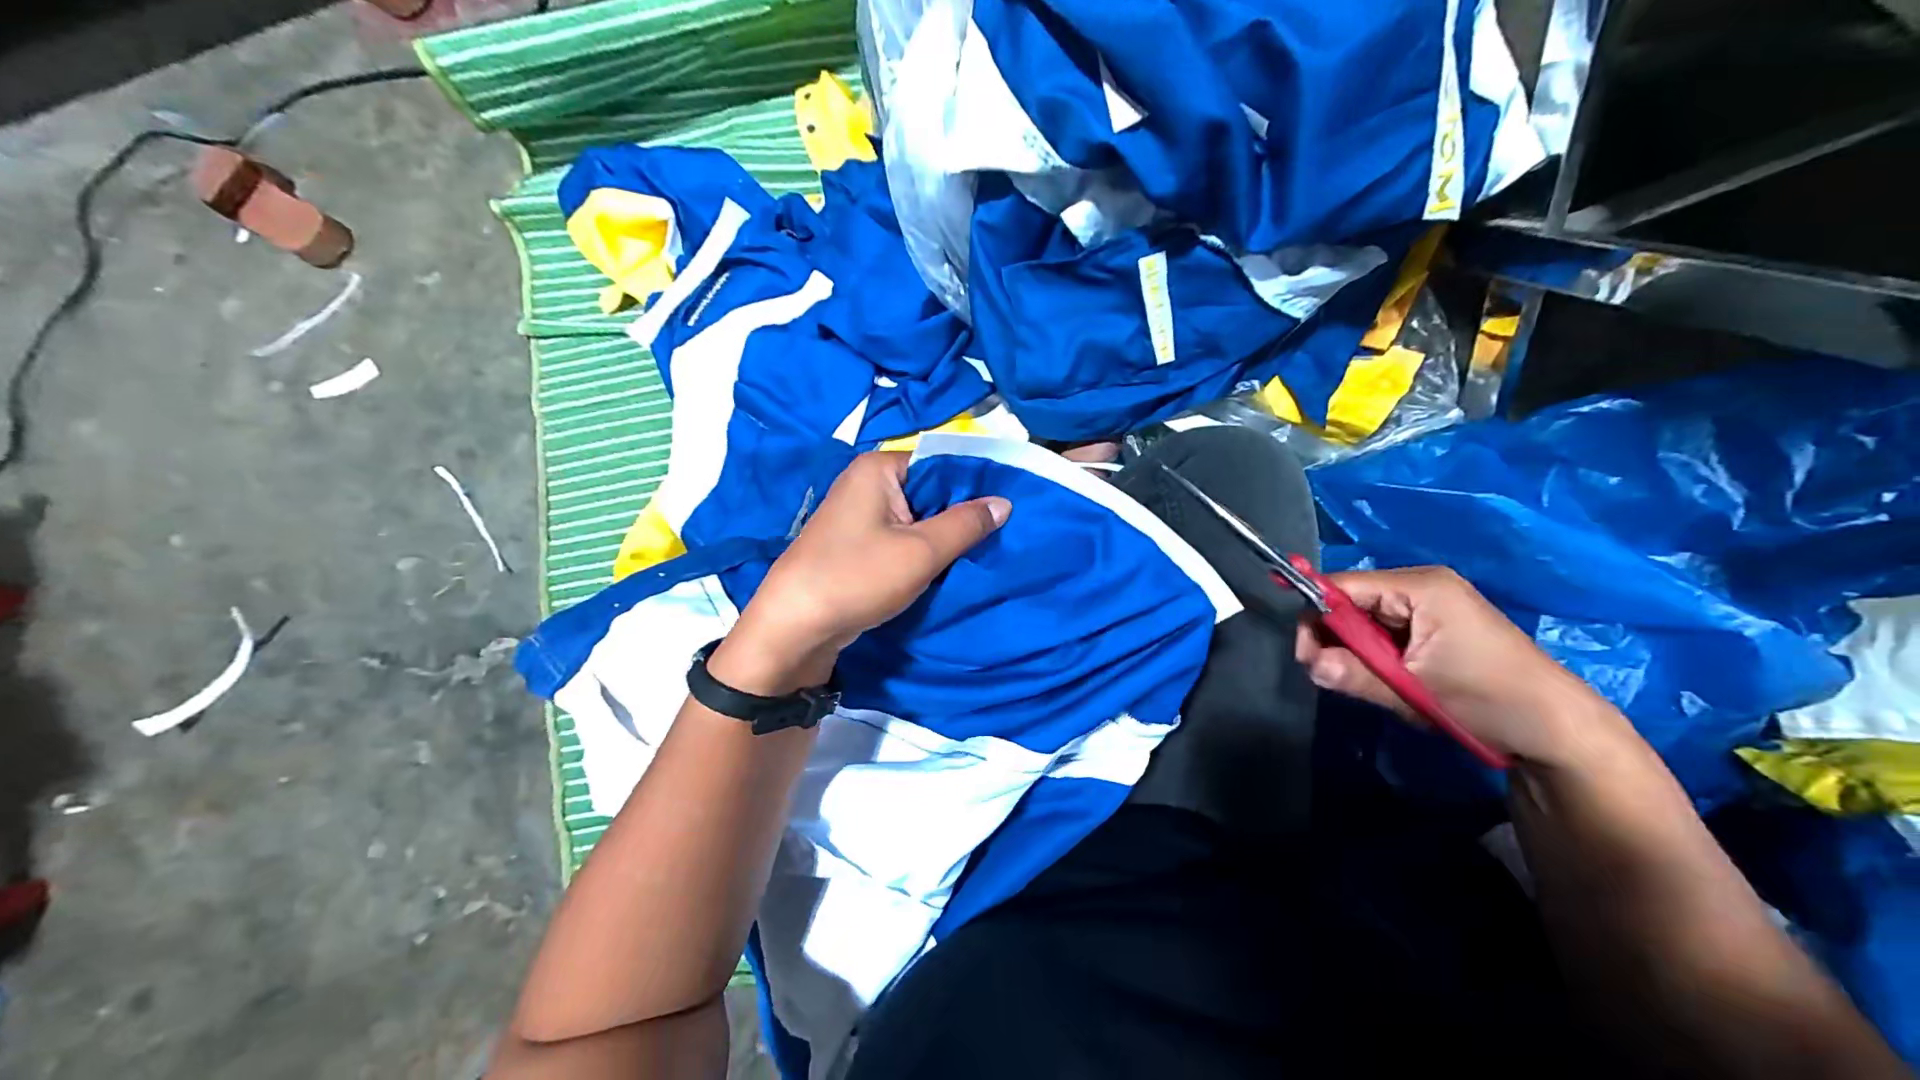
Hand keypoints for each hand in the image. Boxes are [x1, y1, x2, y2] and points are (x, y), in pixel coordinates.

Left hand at [708, 451, 1010, 696]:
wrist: (794, 627)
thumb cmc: (857, 578)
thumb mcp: (921, 552)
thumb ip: (966, 524)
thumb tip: (1004, 502)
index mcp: (878, 469)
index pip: (940, 463)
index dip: (974, 485)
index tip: (1007, 510)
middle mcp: (865, 483)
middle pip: (929, 491)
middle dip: (960, 516)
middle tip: (998, 538)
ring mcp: (858, 515)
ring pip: (915, 519)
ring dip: (941, 539)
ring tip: (978, 556)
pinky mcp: (855, 545)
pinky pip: (900, 539)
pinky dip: (921, 553)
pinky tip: (945, 570)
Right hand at [1293, 567, 1633, 765]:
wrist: (1556, 730)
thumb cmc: (1489, 698)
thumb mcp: (1414, 689)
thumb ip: (1355, 674)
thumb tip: (1310, 666)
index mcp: (1420, 587)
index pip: (1342, 586)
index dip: (1315, 616)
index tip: (1306, 657)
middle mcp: (1421, 587)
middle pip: (1350, 602)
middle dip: (1335, 639)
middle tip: (1332, 677)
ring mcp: (1429, 607)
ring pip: (1364, 621)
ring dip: (1356, 653)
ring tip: (1371, 685)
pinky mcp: (1433, 628)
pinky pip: (1384, 634)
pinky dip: (1376, 658)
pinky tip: (1388, 680)